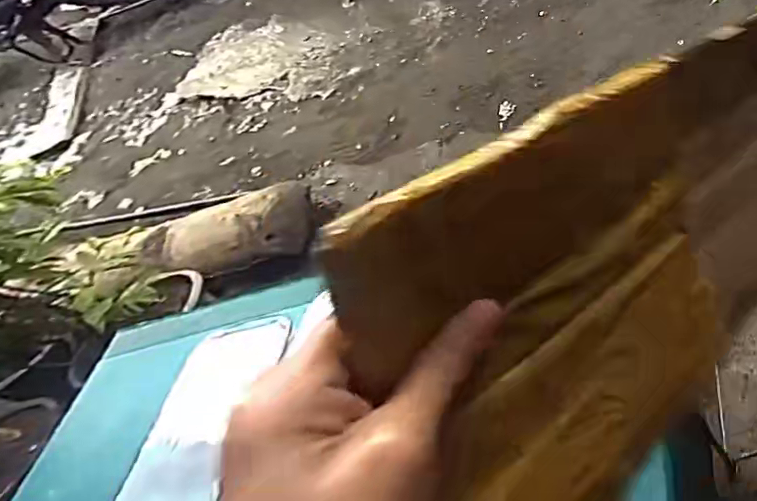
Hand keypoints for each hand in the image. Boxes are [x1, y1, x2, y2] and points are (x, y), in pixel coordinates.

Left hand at [223, 300, 503, 500]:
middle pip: (358, 345)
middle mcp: (269, 399)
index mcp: (283, 386)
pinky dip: (383, 406)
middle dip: (416, 339)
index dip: (415, 303)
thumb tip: (487, 305)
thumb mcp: (403, 446)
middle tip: (472, 321)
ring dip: (404, 374)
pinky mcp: (287, 466)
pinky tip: (426, 400)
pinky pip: (343, 413)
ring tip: (459, 350)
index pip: (360, 314)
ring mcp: (274, 436)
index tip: (465, 291)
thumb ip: (442, 368)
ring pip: (355, 379)